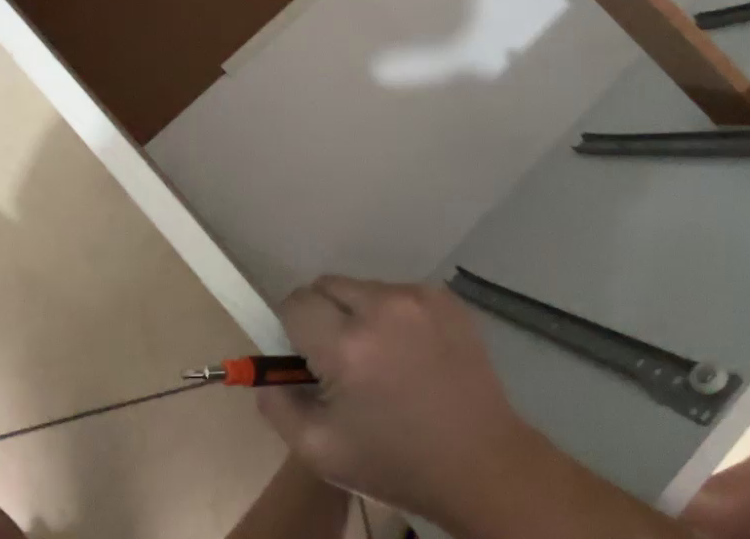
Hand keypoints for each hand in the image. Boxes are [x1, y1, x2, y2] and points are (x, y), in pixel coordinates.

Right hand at [256, 276, 543, 529]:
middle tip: (342, 358)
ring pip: (362, 288)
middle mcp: (381, 308)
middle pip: (325, 286)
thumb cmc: (397, 461)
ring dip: (359, 314)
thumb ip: (278, 404)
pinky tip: (412, 353)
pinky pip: (397, 293)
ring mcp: (418, 298)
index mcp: (347, 346)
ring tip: (383, 359)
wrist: (483, 464)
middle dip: (323, 316)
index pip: (295, 302)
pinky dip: (393, 315)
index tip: (308, 357)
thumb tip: (266, 372)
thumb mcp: (320, 450)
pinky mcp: (444, 299)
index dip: (293, 328)